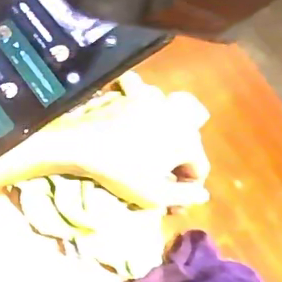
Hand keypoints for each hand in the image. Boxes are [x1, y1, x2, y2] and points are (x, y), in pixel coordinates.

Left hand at [4, 72, 210, 210]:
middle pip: (193, 122)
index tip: (173, 196)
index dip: (188, 184)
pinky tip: (125, 102)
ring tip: (149, 129)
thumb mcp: (153, 195)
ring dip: (162, 112)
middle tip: (168, 159)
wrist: (78, 143)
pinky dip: (132, 91)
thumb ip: (183, 196)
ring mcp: (147, 98)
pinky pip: (133, 85)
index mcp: (186, 140)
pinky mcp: (123, 91)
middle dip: (185, 140)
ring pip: (166, 100)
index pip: (198, 165)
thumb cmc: (117, 171)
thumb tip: (202, 193)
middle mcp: (173, 114)